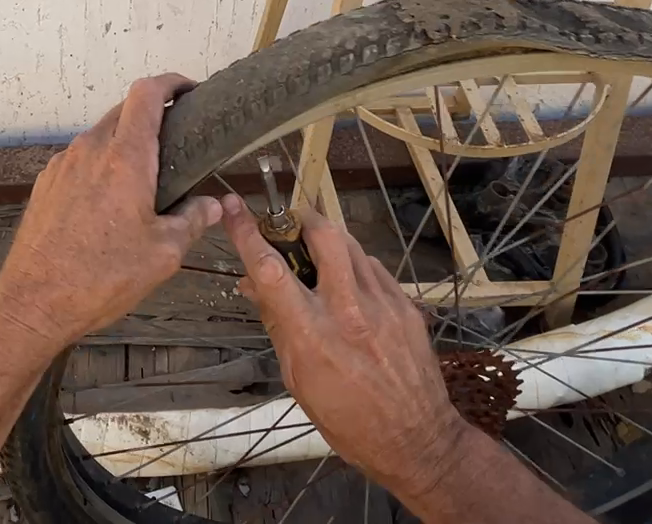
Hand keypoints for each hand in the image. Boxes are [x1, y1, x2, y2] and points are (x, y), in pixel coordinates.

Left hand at [0, 74, 223, 351]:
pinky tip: (109, 201)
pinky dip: (101, 165)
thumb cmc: (102, 277)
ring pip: (101, 135)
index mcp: (124, 158)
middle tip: (177, 141)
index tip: (189, 90)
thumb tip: (211, 205)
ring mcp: (63, 163)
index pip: (146, 93)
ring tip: (145, 179)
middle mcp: (90, 149)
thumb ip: (191, 220)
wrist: (34, 302)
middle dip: (152, 116)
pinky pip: (80, 159)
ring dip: (125, 143)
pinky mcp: (46, 182)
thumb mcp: (162, 254)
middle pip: (124, 111)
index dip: (171, 83)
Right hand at [221, 194, 469, 491]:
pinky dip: (353, 265)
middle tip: (288, 225)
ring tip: (316, 254)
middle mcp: (348, 311)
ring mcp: (383, 304)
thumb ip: (276, 324)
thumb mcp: (297, 379)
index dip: (246, 233)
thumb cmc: (347, 420)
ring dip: (326, 239)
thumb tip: (250, 284)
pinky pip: (372, 266)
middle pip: (323, 235)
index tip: (232, 208)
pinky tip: (350, 285)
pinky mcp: (406, 305)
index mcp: (312, 335)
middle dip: (300, 219)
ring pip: (350, 243)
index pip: (270, 270)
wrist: (419, 443)